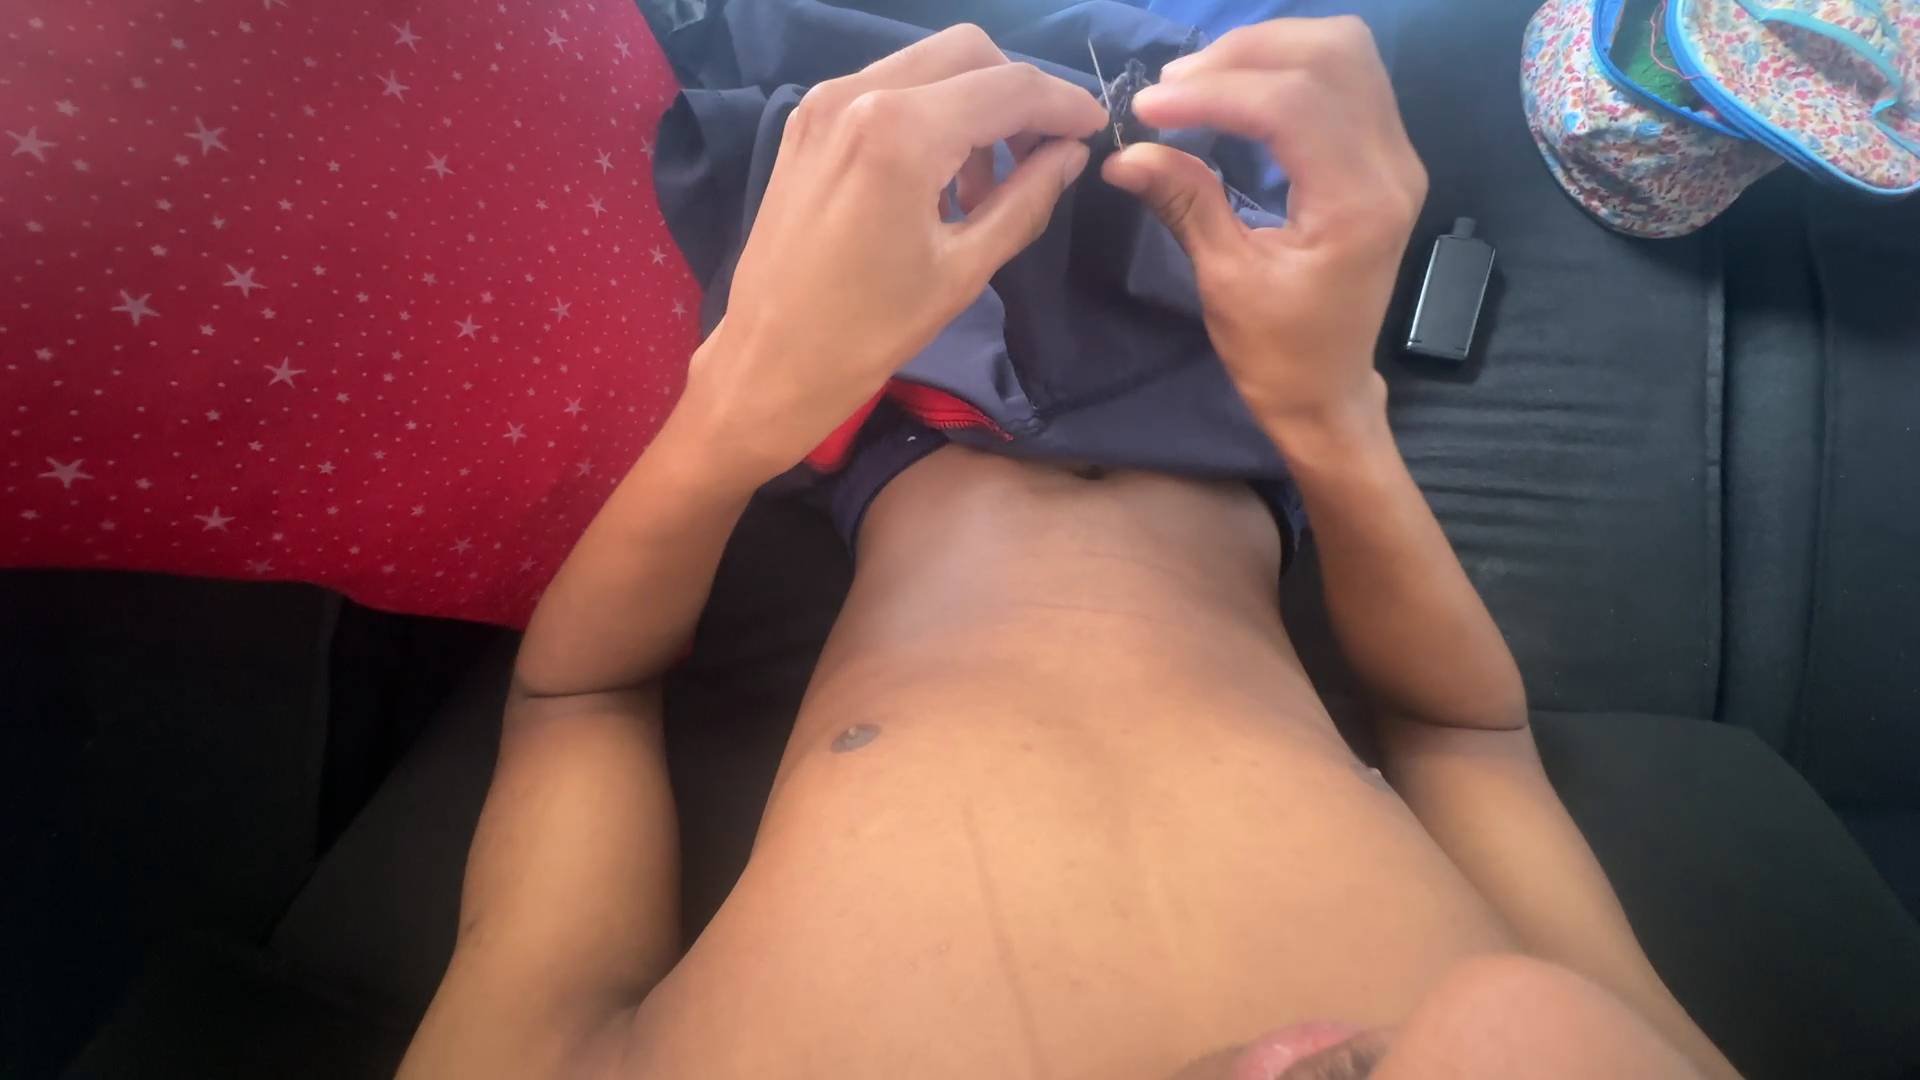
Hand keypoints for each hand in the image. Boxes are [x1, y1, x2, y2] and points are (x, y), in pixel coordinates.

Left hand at [678, 25, 1107, 482]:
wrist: (772, 362)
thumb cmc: (870, 333)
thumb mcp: (961, 271)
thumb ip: (1023, 202)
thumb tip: (1070, 156)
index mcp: (900, 131)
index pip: (1007, 87)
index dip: (1061, 104)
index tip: (1093, 129)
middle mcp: (857, 94)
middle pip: (967, 53)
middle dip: (1016, 96)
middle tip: (1037, 157)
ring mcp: (822, 105)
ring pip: (924, 67)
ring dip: (970, 107)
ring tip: (978, 188)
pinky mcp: (805, 126)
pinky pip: (884, 93)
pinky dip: (925, 118)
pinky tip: (932, 182)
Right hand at [1101, 17, 1425, 435]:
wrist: (1326, 392)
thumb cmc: (1275, 355)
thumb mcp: (1224, 281)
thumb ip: (1185, 204)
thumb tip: (1123, 155)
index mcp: (1355, 204)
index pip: (1290, 106)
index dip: (1213, 93)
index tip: (1148, 106)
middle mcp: (1392, 166)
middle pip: (1331, 55)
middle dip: (1243, 54)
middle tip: (1172, 85)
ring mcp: (1397, 159)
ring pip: (1346, 55)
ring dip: (1269, 51)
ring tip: (1201, 80)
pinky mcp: (1386, 161)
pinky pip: (1348, 82)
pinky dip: (1290, 71)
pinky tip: (1241, 90)